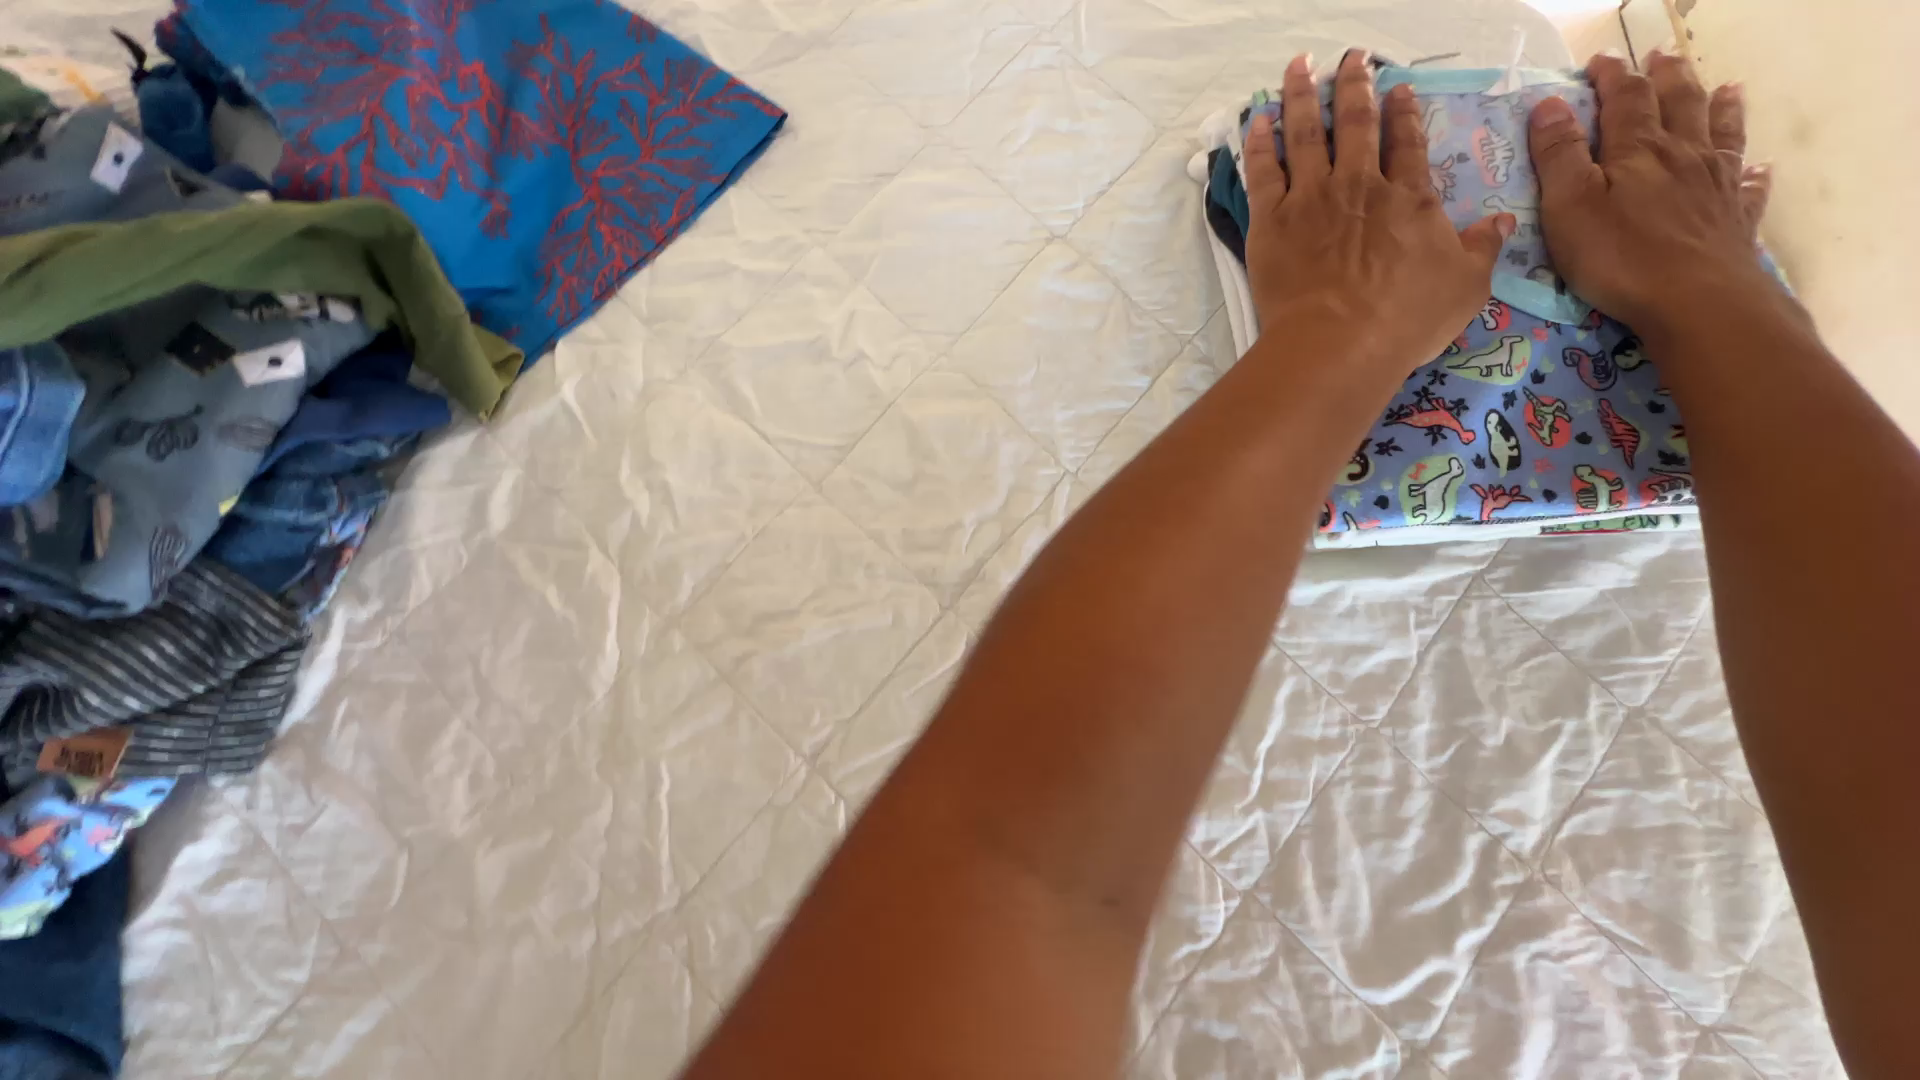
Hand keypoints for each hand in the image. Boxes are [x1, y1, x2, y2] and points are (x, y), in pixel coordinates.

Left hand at [1243, 50, 1513, 386]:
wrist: (1337, 342)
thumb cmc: (1405, 321)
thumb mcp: (1465, 286)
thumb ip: (1480, 249)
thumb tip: (1501, 222)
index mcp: (1409, 198)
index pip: (1407, 142)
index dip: (1403, 112)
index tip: (1397, 87)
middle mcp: (1359, 186)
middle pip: (1356, 123)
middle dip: (1354, 84)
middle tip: (1351, 57)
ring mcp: (1311, 199)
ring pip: (1306, 134)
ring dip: (1302, 95)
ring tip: (1298, 65)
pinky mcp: (1270, 221)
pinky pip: (1262, 171)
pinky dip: (1258, 142)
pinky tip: (1257, 120)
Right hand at [1528, 51, 1777, 336]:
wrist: (1694, 297)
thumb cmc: (1618, 254)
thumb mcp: (1569, 205)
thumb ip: (1558, 156)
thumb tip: (1549, 105)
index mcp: (1638, 150)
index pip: (1625, 100)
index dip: (1612, 77)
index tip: (1598, 63)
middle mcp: (1683, 155)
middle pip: (1678, 103)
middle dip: (1666, 77)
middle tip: (1660, 58)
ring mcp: (1715, 184)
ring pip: (1720, 132)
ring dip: (1719, 106)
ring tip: (1724, 87)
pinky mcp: (1733, 216)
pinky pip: (1748, 184)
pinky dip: (1751, 169)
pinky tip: (1756, 166)